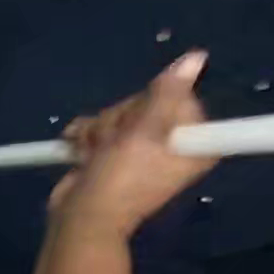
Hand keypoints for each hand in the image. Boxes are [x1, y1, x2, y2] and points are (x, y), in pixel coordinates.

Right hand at [50, 51, 217, 237]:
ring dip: (96, 131)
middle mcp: (166, 142)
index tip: (140, 125)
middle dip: (117, 121)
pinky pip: (94, 127)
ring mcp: (134, 148)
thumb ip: (167, 95)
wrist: (81, 217)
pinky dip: (82, 135)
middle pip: (142, 104)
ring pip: (114, 115)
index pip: (178, 97)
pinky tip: (77, 147)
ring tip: (91, 154)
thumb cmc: (119, 181)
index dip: (154, 104)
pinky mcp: (106, 153)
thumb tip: (197, 56)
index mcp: (190, 140)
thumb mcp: (145, 135)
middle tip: (111, 145)